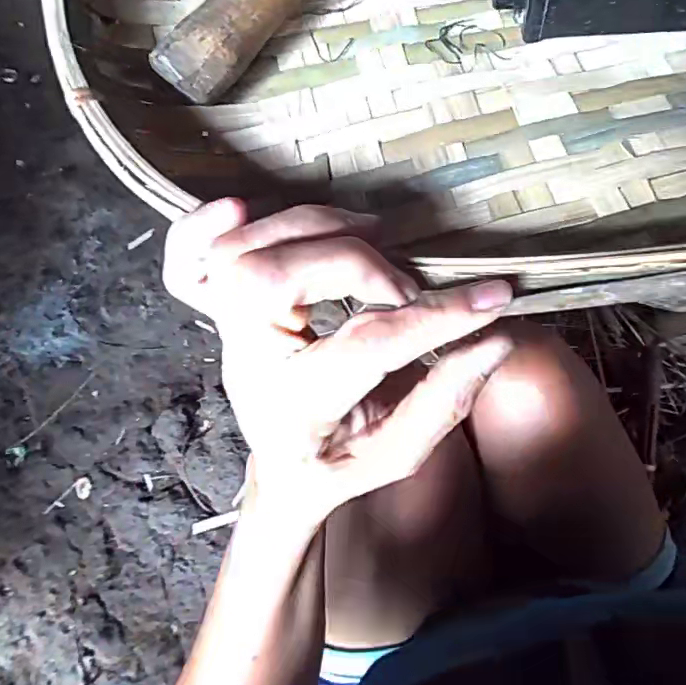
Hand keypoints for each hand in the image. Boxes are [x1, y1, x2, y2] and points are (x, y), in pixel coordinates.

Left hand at [164, 199, 513, 517]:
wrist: (286, 474)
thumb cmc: (345, 465)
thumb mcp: (402, 451)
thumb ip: (449, 396)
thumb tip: (499, 335)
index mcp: (299, 411)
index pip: (370, 345)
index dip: (439, 315)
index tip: (495, 297)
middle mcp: (250, 365)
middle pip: (269, 280)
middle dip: (355, 263)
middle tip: (404, 284)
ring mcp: (229, 335)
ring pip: (239, 255)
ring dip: (311, 228)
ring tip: (371, 233)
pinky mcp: (222, 312)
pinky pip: (187, 262)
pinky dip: (202, 230)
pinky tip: (240, 210)